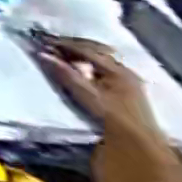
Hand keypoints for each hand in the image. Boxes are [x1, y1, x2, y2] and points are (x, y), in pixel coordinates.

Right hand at [35, 36, 158, 138]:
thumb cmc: (112, 116)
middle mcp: (125, 70)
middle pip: (96, 50)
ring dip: (81, 53)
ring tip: (62, 53)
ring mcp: (128, 79)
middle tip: (51, 44)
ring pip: (101, 57)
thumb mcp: (86, 94)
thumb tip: (41, 54)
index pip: (85, 50)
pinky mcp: (128, 87)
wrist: (141, 142)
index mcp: (117, 70)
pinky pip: (105, 66)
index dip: (63, 44)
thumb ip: (65, 73)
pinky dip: (89, 61)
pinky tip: (81, 65)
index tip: (42, 40)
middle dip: (73, 45)